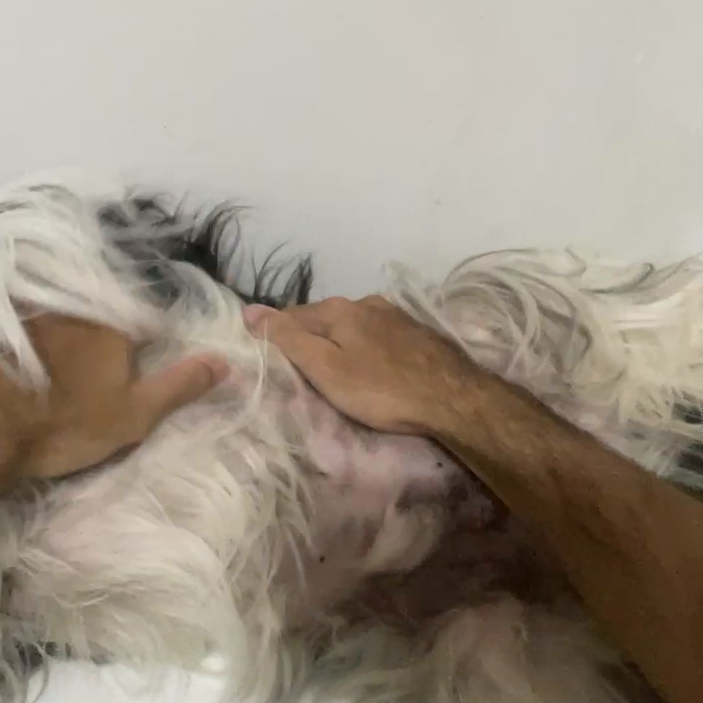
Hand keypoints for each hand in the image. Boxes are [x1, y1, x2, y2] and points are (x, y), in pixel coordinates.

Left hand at [9, 316, 228, 477]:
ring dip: (61, 328)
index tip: (130, 366)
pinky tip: (14, 352)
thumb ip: (179, 386)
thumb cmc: (64, 421)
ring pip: (61, 310)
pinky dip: (24, 331)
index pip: (144, 320)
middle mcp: (80, 304)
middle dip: (100, 331)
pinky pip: (21, 316)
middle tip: (87, 368)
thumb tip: (225, 360)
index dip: (142, 342)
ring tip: (51, 361)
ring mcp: (35, 307)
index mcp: (117, 324)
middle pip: (101, 310)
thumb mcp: (134, 415)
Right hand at [243, 296, 486, 437]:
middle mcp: (364, 303)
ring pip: (351, 326)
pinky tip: (370, 366)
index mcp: (337, 310)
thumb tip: (249, 310)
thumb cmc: (381, 389)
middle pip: (322, 319)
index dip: (275, 336)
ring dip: (338, 342)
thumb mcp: (325, 369)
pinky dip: (364, 347)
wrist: (454, 399)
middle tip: (299, 370)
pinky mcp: (415, 332)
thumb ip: (287, 340)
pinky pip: (376, 335)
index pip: (290, 316)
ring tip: (333, 370)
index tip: (267, 360)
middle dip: (308, 338)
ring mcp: (393, 315)